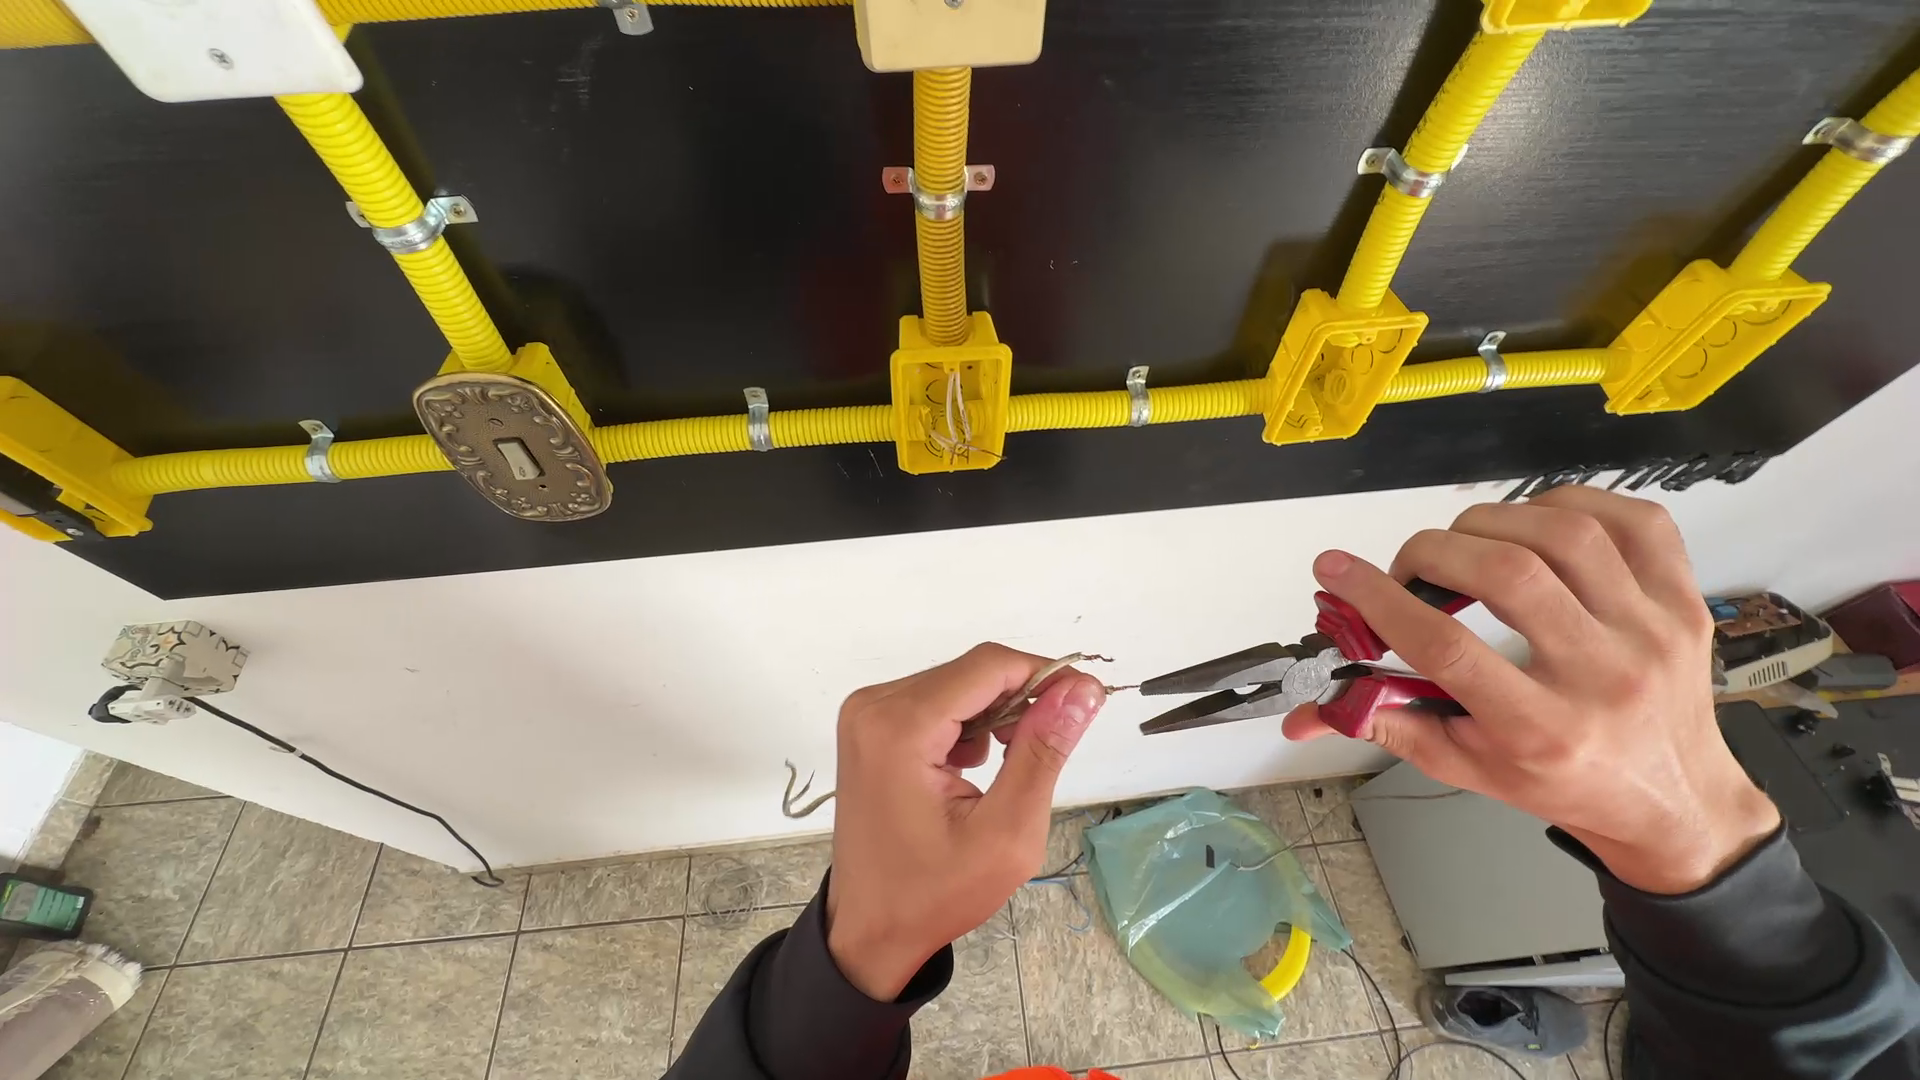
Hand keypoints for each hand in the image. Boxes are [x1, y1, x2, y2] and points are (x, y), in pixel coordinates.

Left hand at [826, 643, 1107, 998]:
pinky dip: (966, 722)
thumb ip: (1044, 752)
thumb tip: (1083, 690)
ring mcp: (866, 711)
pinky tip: (972, 768)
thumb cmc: (936, 892)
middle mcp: (874, 704)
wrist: (870, 928)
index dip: (1043, 673)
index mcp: (899, 727)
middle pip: (970, 672)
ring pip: (955, 682)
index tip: (1085, 700)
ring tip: (1008, 767)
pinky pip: (933, 699)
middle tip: (1045, 750)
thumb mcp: (1006, 832)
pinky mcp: (869, 723)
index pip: (987, 665)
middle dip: (1019, 699)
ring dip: (994, 713)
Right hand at [1282, 486, 1779, 894]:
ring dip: (1490, 523)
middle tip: (1409, 569)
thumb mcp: (1463, 766)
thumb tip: (1301, 717)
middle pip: (1506, 574)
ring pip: (1564, 534)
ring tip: (1464, 547)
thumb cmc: (1559, 781)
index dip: (1378, 599)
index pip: (1444, 646)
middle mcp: (1604, 674)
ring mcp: (1653, 630)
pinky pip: (1634, 520)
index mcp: (1540, 727)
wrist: (1675, 800)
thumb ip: (1382, 725)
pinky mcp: (1683, 600)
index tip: (1334, 570)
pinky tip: (1531, 525)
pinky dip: (1569, 504)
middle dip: (1432, 553)